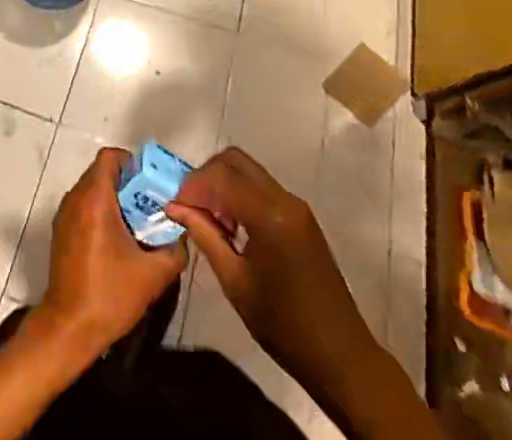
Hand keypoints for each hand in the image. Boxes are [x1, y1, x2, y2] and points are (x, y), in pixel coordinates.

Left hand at [38, 147, 187, 352]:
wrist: (69, 329)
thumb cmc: (110, 295)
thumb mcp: (155, 274)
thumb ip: (176, 250)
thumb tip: (183, 236)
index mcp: (95, 201)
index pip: (110, 158)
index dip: (132, 163)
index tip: (150, 184)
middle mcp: (75, 201)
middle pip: (102, 173)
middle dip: (128, 183)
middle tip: (151, 205)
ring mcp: (64, 217)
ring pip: (92, 191)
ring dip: (115, 199)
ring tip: (138, 224)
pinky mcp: (61, 234)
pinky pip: (84, 208)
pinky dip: (102, 213)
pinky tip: (119, 241)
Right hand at [164, 147, 375, 388]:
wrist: (337, 351)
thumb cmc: (281, 323)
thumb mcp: (234, 282)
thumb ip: (205, 236)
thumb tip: (176, 208)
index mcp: (269, 215)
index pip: (221, 176)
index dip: (192, 185)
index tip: (174, 207)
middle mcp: (285, 199)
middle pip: (236, 161)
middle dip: (206, 176)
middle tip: (189, 207)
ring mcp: (296, 205)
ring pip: (250, 172)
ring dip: (224, 185)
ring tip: (207, 221)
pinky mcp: (301, 216)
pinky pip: (263, 189)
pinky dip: (240, 195)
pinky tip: (231, 228)